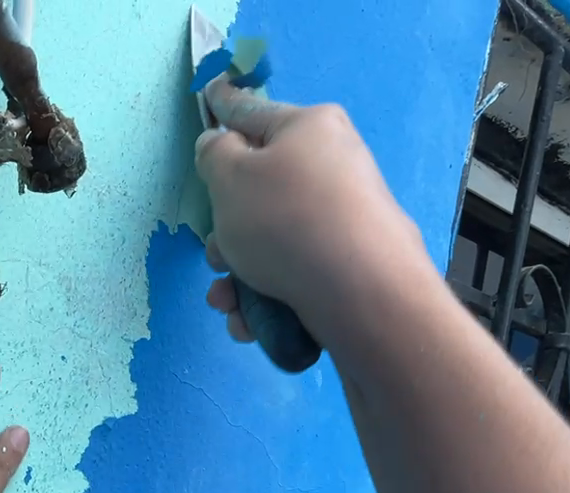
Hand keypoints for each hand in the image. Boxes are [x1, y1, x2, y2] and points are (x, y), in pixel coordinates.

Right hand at [193, 78, 427, 344]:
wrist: (358, 288)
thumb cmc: (286, 221)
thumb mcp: (230, 178)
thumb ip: (214, 156)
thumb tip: (220, 145)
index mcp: (306, 129)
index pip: (252, 112)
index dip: (224, 107)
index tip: (211, 94)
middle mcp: (327, 166)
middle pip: (254, 193)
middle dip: (224, 234)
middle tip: (218, 256)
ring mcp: (337, 216)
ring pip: (264, 244)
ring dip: (236, 278)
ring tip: (230, 301)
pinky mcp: (341, 261)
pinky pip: (285, 275)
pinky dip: (261, 300)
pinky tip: (251, 321)